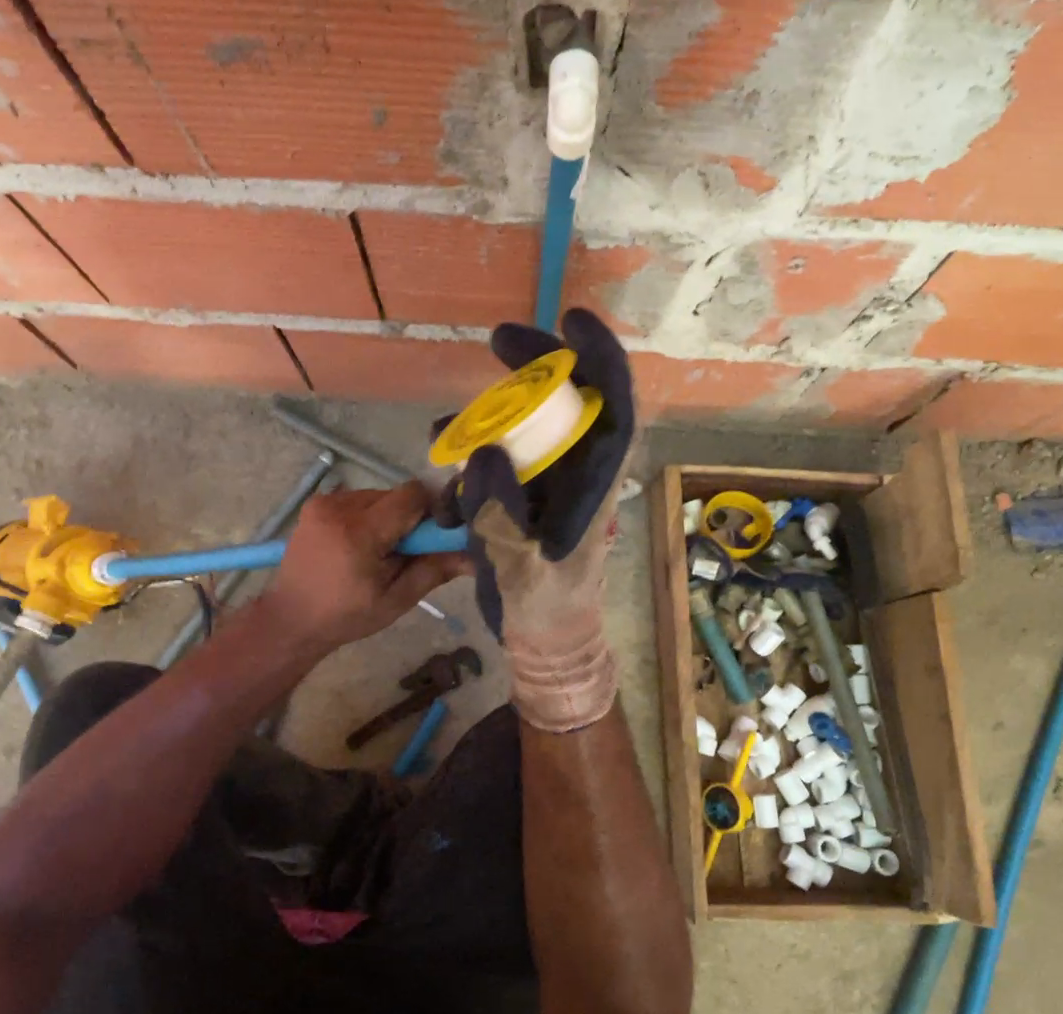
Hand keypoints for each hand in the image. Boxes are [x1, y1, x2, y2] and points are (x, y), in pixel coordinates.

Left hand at [258, 483, 468, 652]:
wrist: (291, 620)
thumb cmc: (346, 616)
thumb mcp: (395, 600)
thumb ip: (434, 571)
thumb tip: (474, 557)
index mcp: (359, 532)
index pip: (411, 495)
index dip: (430, 512)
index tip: (432, 538)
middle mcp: (339, 507)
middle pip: (395, 496)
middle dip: (407, 520)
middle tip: (404, 554)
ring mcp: (323, 503)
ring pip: (377, 496)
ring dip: (387, 518)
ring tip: (379, 553)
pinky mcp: (316, 505)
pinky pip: (357, 501)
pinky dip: (367, 518)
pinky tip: (359, 547)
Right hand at [449, 309, 636, 731]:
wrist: (544, 643)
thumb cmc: (548, 612)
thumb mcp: (524, 570)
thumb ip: (502, 515)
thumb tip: (486, 453)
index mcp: (595, 486)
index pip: (614, 410)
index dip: (602, 359)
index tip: (572, 321)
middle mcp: (578, 474)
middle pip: (571, 401)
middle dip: (540, 364)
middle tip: (499, 341)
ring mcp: (552, 483)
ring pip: (534, 424)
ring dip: (497, 410)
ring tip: (450, 423)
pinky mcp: (527, 495)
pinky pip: (504, 455)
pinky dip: (476, 448)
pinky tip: (448, 461)